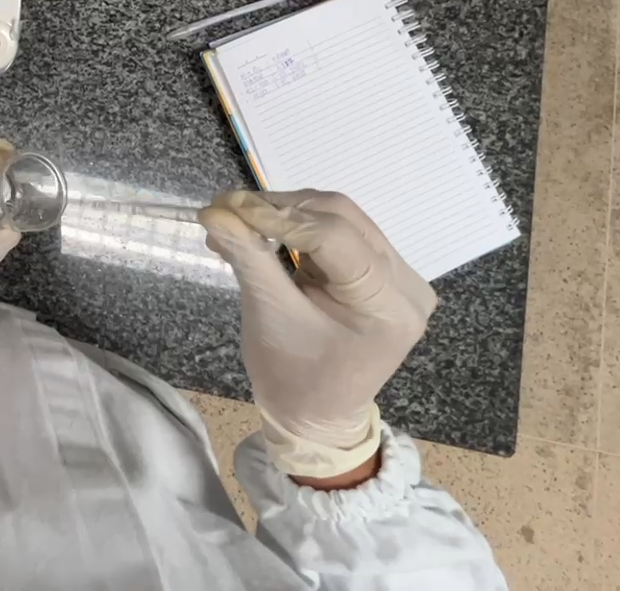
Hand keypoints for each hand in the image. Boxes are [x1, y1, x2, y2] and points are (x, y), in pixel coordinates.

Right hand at [200, 189, 436, 480]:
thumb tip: (214, 210)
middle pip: (338, 216)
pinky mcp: (377, 270)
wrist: (313, 413)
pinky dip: (292, 225)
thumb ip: (247, 256)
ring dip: (282, 212)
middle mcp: (405, 284)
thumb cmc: (292, 374)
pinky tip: (258, 231)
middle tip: (226, 209)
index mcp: (388, 305)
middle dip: (277, 208)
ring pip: (335, 215)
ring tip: (236, 221)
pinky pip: (334, 229)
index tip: (224, 206)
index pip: (333, 237)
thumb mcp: (267, 313)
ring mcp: (396, 275)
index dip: (276, 215)